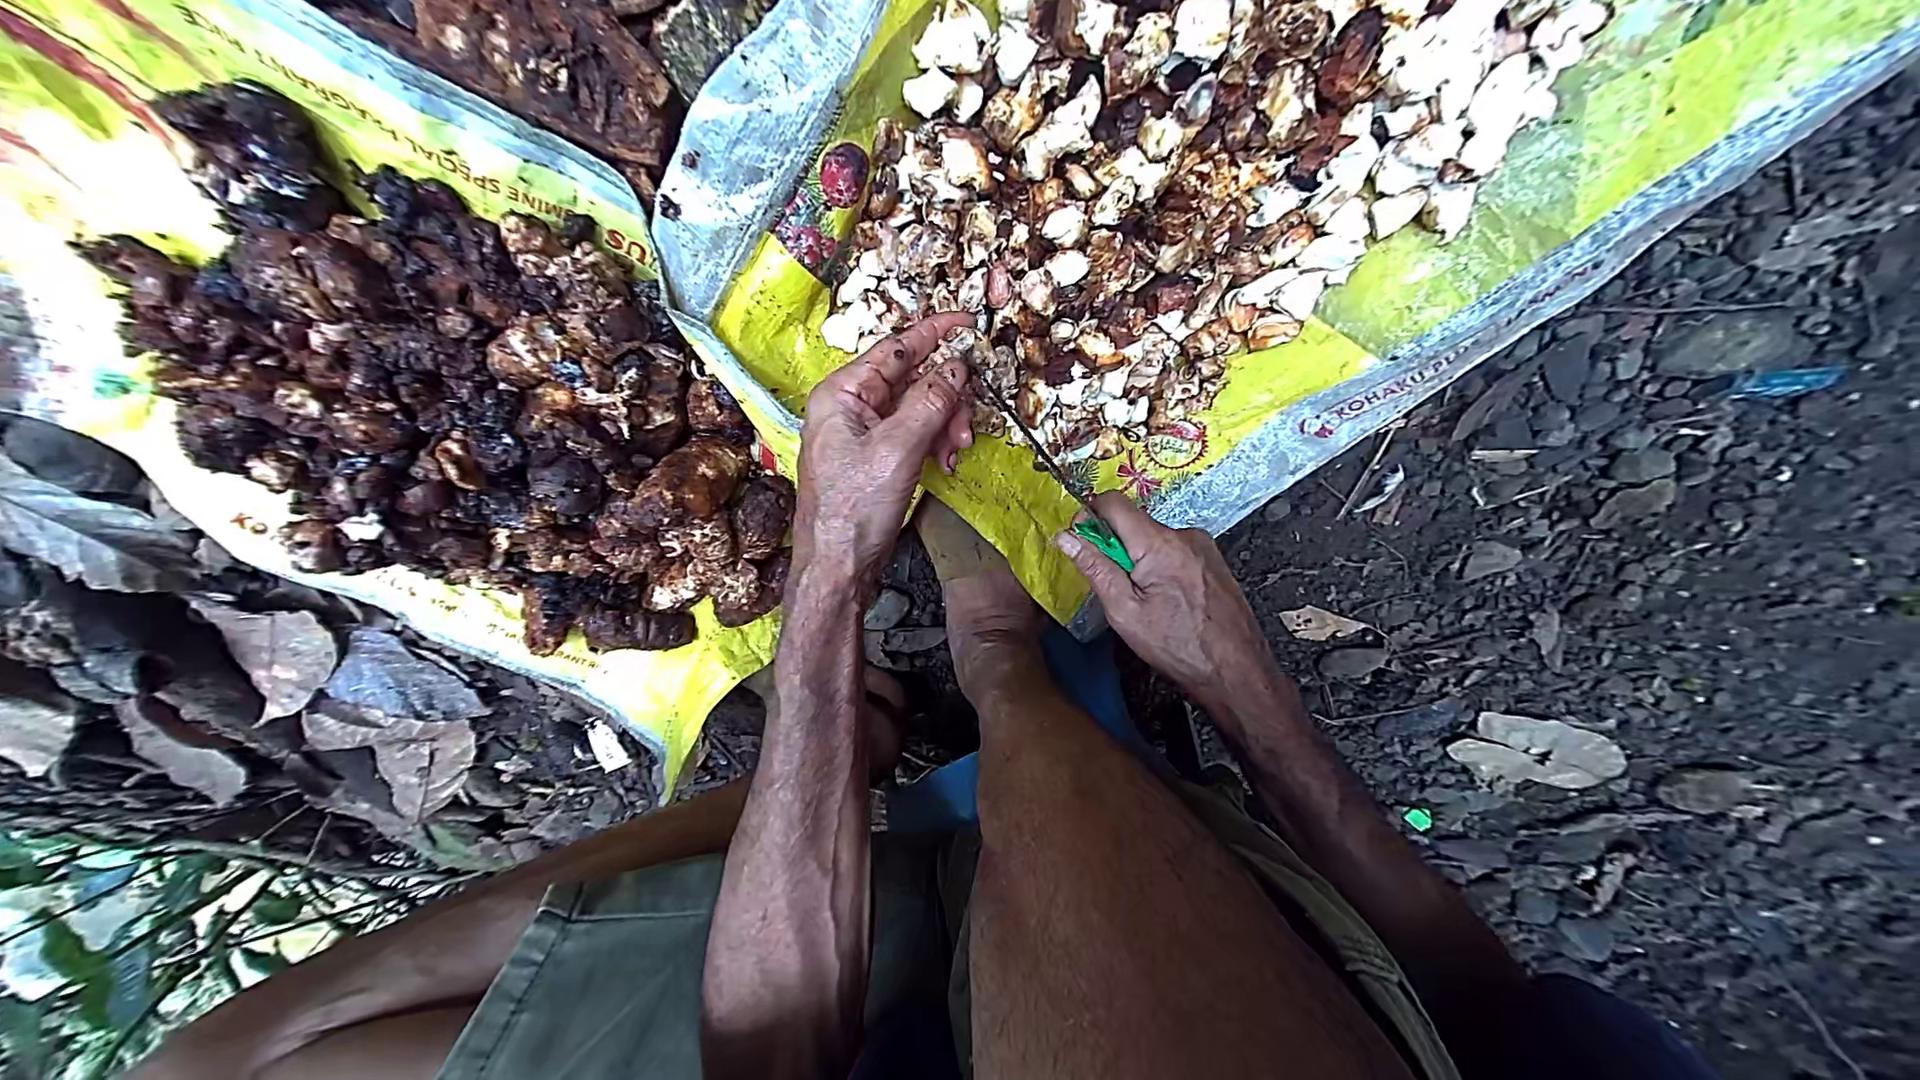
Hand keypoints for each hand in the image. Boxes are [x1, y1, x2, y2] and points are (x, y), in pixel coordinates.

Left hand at [793, 312, 976, 586]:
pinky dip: (934, 443)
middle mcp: (851, 407)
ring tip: (955, 450)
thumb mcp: (897, 449)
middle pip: (912, 379)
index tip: (965, 323)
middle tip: (965, 420)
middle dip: (945, 396)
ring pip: (918, 408)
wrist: (839, 565)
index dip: (933, 333)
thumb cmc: (853, 509)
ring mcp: (864, 433)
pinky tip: (944, 462)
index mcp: (843, 394)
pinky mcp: (877, 457)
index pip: (895, 348)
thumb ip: (930, 402)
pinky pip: (914, 434)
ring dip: (943, 424)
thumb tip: (956, 367)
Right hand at [1055, 492, 1280, 707]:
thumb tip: (1067, 538)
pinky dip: (1159, 567)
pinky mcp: (1211, 559)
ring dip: (1138, 560)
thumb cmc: (1181, 647)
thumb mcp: (1124, 612)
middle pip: (1133, 522)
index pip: (1113, 502)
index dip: (1089, 516)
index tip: (1081, 541)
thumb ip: (1095, 568)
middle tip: (1114, 586)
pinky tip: (1166, 600)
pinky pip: (1173, 550)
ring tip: (1146, 600)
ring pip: (1153, 539)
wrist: (1237, 671)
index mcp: (1160, 544)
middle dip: (1115, 547)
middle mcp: (1184, 536)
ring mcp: (1202, 546)